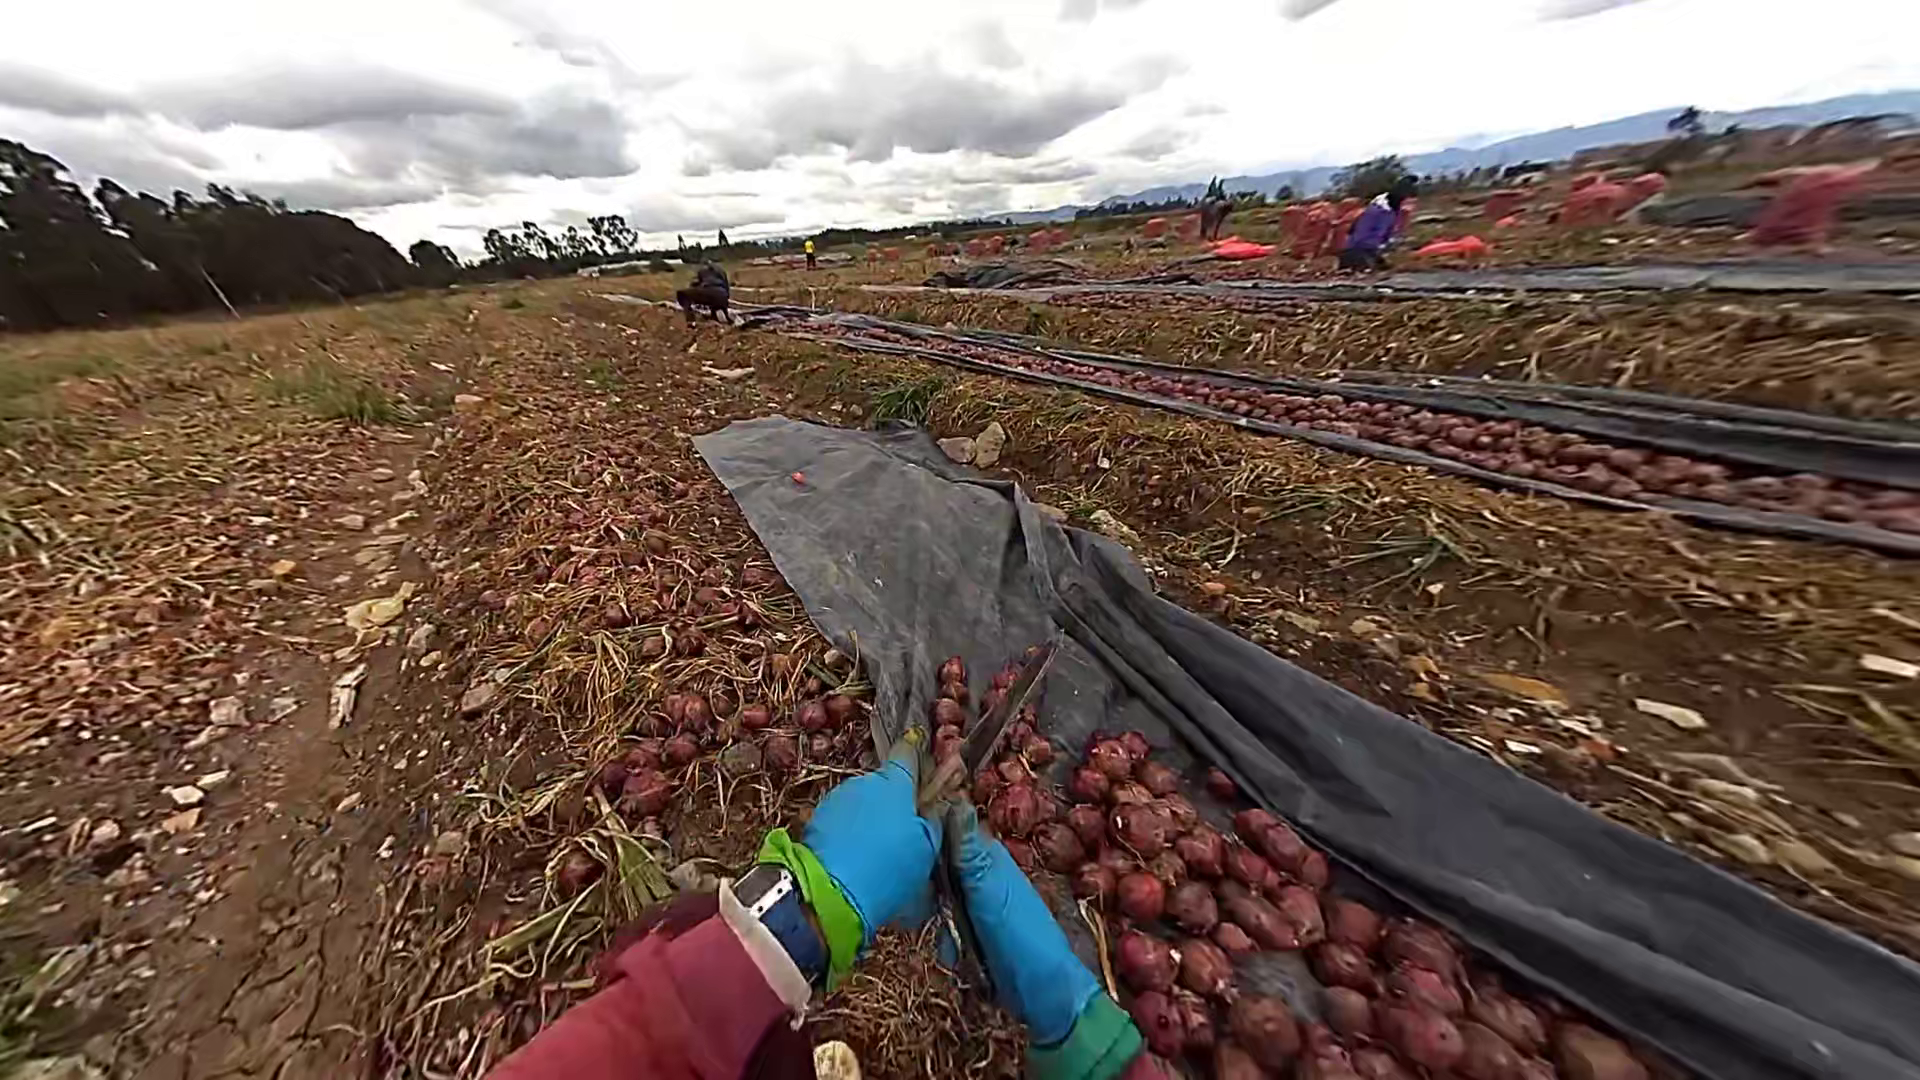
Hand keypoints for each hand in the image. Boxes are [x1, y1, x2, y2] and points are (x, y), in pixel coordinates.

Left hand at [802, 738, 942, 942]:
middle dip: (894, 802)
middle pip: (886, 783)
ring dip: (871, 819)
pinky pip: (842, 819)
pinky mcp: (818, 817)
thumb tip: (936, 805)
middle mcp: (866, 781)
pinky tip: (855, 860)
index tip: (920, 758)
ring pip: (863, 801)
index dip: (915, 754)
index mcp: (896, 783)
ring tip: (876, 854)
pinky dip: (850, 833)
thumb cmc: (888, 869)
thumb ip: (933, 820)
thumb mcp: (926, 849)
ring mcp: (839, 797)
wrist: (829, 895)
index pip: (907, 752)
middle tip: (903, 833)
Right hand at [944, 801, 1100, 1045]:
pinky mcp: (974, 928)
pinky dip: (947, 940)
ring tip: (949, 937)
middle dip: (927, 887)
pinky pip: (947, 925)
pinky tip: (955, 953)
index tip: (907, 849)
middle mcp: (980, 870)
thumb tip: (955, 800)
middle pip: (937, 865)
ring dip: (939, 919)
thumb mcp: (987, 889)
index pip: (947, 828)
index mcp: (986, 852)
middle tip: (927, 906)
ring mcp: (977, 900)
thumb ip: (968, 850)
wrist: (1043, 991)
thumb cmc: (1018, 933)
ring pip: (938, 898)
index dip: (926, 835)